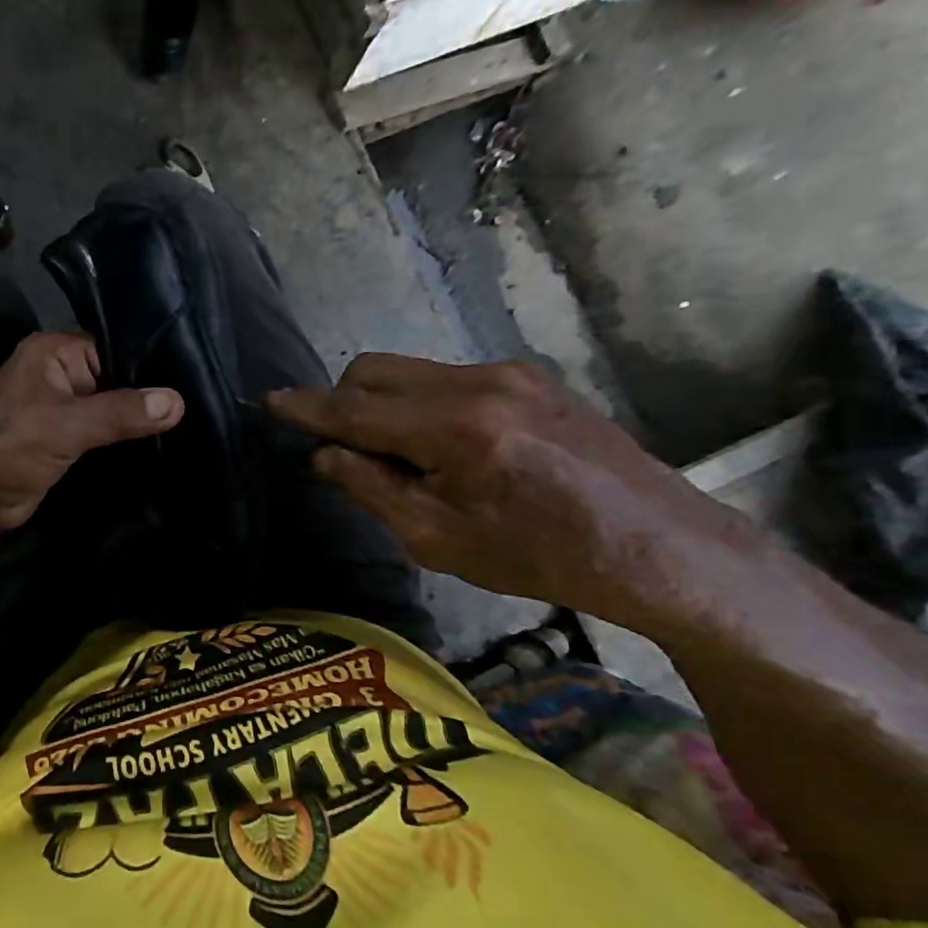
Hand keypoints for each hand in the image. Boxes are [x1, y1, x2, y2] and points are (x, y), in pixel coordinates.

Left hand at [0, 332, 184, 538]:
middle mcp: (60, 374)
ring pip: (113, 408)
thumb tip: (178, 401)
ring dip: (139, 420)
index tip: (192, 377)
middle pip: (117, 378)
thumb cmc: (6, 448)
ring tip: (188, 425)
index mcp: (54, 352)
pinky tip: (160, 444)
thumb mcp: (66, 426)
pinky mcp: (67, 439)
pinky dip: (126, 439)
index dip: (150, 363)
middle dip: (149, 394)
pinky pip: (105, 432)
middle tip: (197, 404)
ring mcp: (63, 408)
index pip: (115, 347)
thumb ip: (120, 412)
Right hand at [267, 354, 754, 631]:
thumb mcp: (443, 540)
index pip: (356, 407)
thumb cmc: (543, 557)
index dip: (307, 407)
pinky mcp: (528, 376)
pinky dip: (420, 403)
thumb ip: (374, 489)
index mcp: (456, 427)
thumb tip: (325, 455)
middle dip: (342, 401)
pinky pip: (446, 377)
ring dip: (383, 403)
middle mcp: (478, 381)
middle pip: (374, 369)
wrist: (659, 547)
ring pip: (410, 369)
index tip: (269, 401)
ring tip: (397, 457)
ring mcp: (508, 371)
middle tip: (342, 451)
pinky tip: (441, 446)